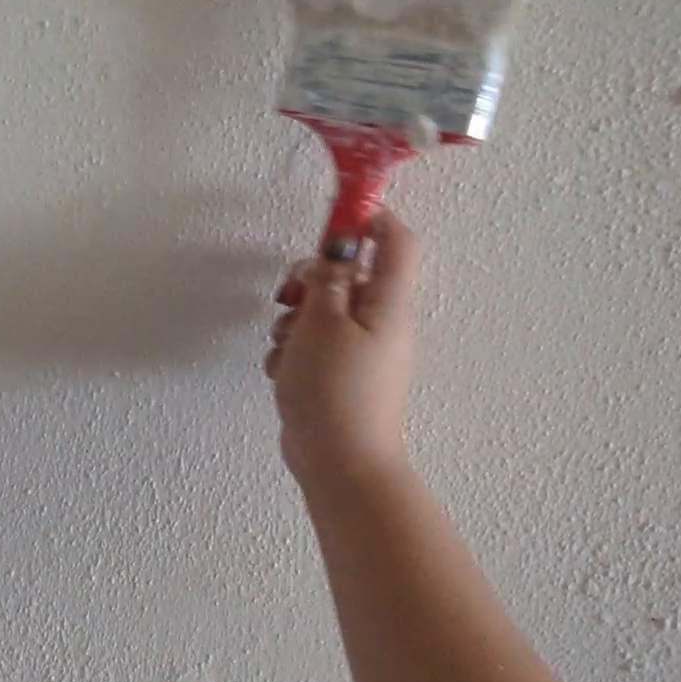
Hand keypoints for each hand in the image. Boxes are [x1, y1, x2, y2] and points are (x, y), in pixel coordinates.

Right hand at [265, 208, 421, 489]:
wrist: (340, 462)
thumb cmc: (334, 390)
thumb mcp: (322, 324)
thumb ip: (327, 280)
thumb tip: (337, 248)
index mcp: (387, 304)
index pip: (396, 241)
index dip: (369, 219)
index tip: (332, 218)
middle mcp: (380, 324)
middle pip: (348, 278)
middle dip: (310, 281)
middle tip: (287, 296)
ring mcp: (359, 353)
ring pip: (322, 315)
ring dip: (294, 323)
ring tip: (284, 350)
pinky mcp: (338, 377)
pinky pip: (313, 349)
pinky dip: (294, 354)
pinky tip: (285, 375)